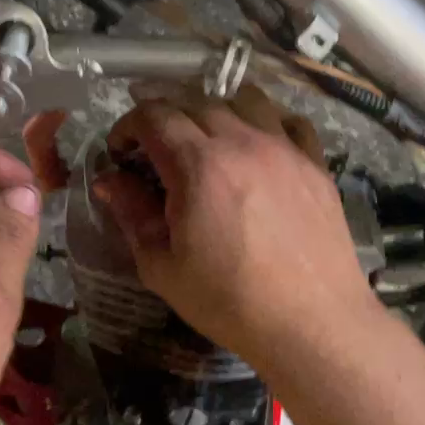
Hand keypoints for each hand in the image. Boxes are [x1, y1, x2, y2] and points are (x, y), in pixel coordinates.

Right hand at [90, 86, 383, 368]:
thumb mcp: (162, 266)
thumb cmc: (228, 301)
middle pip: (194, 101)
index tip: (120, 156)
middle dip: (165, 119)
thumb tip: (108, 181)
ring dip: (215, 112)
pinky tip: (259, 148)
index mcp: (197, 165)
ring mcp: (284, 149)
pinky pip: (290, 121)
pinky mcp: (316, 164)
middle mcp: (241, 142)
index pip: (152, 116)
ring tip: (208, 143)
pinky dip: (267, 123)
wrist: (312, 325)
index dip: (127, 128)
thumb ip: (131, 214)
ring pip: (244, 99)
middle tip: (156, 154)